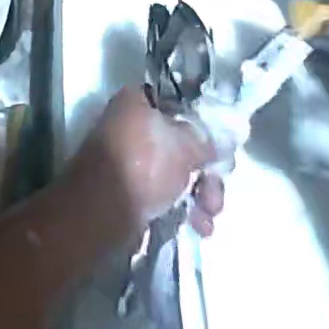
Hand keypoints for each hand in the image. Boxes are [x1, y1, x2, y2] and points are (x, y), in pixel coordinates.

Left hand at [74, 86, 225, 234]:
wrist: (106, 208)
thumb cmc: (143, 162)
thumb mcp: (184, 143)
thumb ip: (206, 138)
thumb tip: (216, 139)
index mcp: (136, 102)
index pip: (176, 103)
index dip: (202, 123)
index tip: (222, 144)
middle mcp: (132, 125)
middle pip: (183, 143)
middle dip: (207, 172)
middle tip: (214, 190)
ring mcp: (133, 158)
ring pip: (180, 173)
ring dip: (202, 195)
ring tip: (207, 215)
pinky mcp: (135, 189)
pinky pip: (169, 194)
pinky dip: (187, 209)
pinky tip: (199, 226)